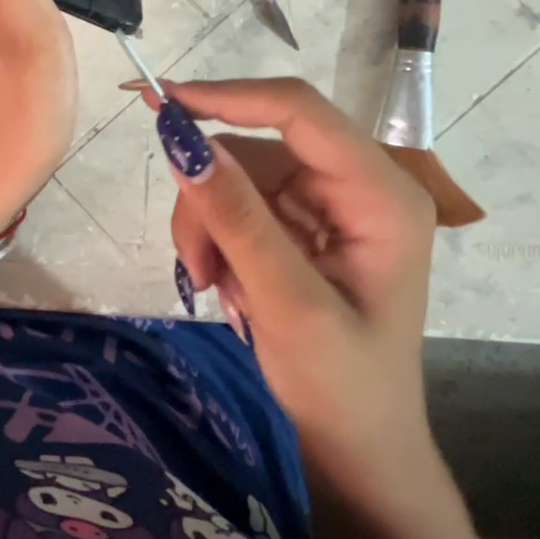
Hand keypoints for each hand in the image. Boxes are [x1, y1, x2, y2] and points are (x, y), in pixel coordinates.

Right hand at [134, 77, 474, 538]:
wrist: (353, 441)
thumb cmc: (341, 383)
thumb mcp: (287, 303)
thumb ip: (237, 219)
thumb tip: (181, 141)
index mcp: (382, 193)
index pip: (298, 111)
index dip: (226, 97)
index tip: (157, 102)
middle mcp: (355, 183)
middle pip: (253, 145)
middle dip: (210, 198)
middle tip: (191, 259)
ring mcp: (323, 200)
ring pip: (231, 172)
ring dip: (205, 224)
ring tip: (208, 282)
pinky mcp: (295, 219)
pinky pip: (230, 199)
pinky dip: (211, 235)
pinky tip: (220, 279)